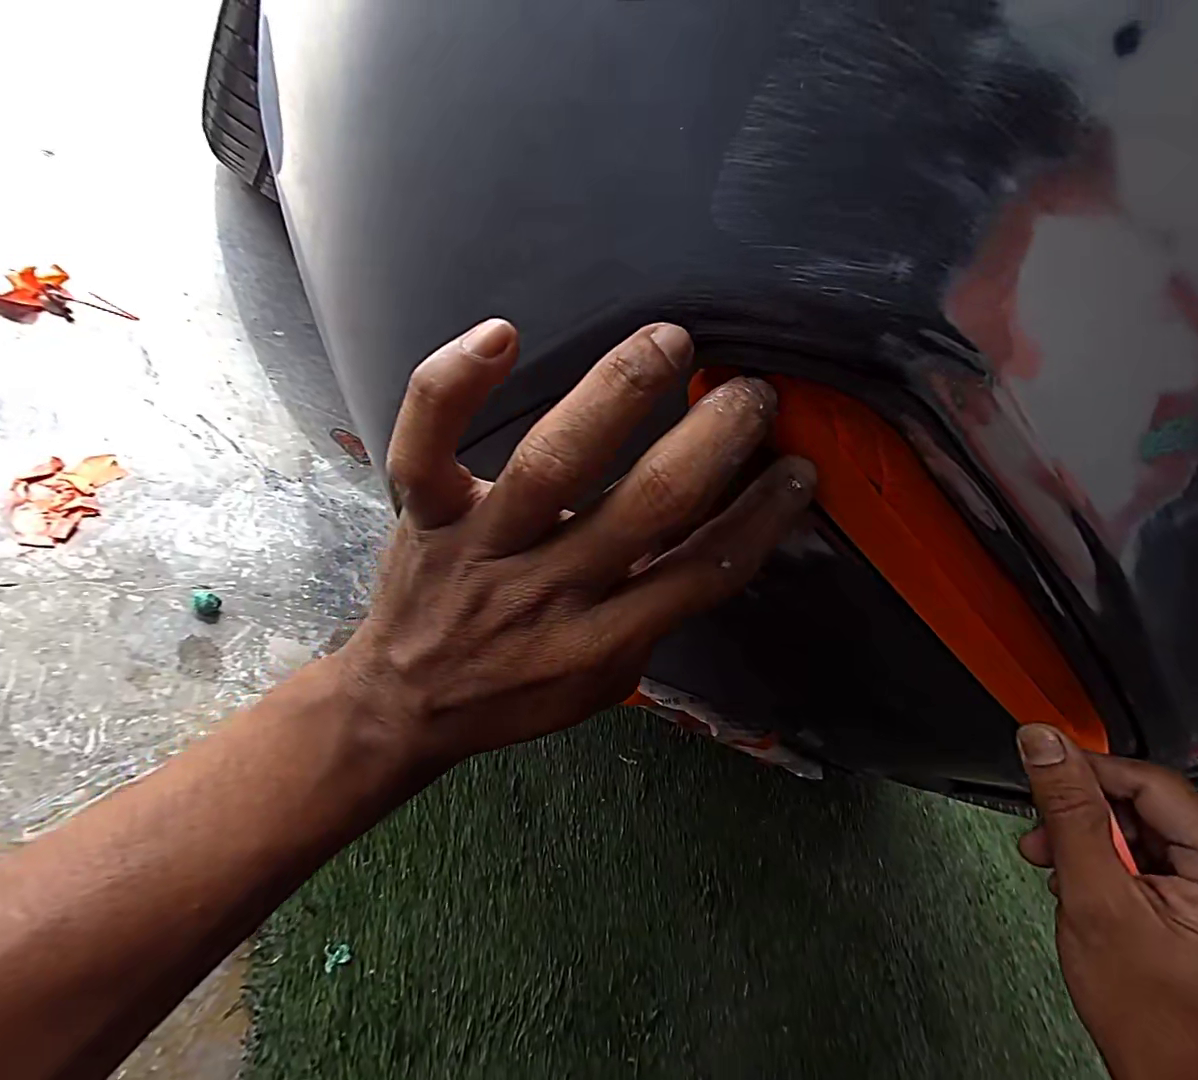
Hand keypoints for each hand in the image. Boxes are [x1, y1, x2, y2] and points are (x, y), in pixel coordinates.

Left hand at [332, 318, 813, 769]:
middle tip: (748, 392)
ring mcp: (480, 545)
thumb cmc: (510, 690)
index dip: (761, 515)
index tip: (795, 466)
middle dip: (710, 440)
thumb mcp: (599, 683)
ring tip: (669, 344)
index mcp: (599, 641)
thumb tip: (714, 539)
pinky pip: (426, 447)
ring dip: (619, 394)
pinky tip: (501, 335)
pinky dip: (455, 387)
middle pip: (644, 506)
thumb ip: (651, 618)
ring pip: (552, 463)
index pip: (700, 570)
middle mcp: (545, 588)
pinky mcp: (423, 515)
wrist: (403, 700)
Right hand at [1014, 725, 1197, 1079]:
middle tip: (1048, 845)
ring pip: (1186, 856)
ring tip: (1080, 886)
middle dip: (1098, 828)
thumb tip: (1046, 745)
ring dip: (1122, 860)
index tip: (1044, 769)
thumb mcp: (1094, 903)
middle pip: (1172, 823)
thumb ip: (1069, 813)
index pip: (1158, 786)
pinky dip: (1155, 889)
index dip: (1089, 774)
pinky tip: (1121, 908)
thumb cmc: (1162, 1032)